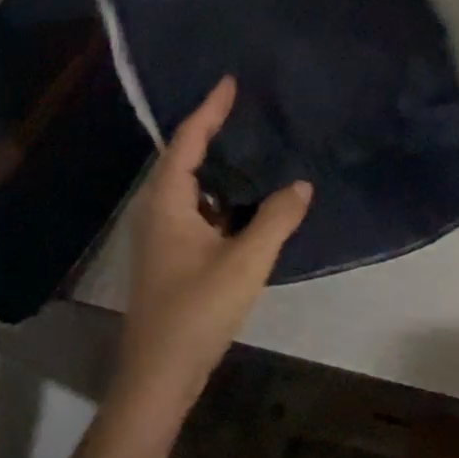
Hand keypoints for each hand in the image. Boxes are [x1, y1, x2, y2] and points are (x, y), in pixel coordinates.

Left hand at [115, 76, 311, 412]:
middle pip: (182, 159)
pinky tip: (247, 200)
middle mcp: (157, 212)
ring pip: (189, 187)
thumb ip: (276, 220)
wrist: (159, 375)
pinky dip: (220, 195)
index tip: (230, 82)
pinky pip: (195, 209)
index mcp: (167, 203)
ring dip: (216, 165)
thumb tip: (301, 183)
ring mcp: (161, 236)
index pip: (186, 141)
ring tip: (251, 144)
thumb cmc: (197, 312)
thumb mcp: (245, 263)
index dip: (209, 110)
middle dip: (211, 131)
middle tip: (245, 108)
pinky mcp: (171, 257)